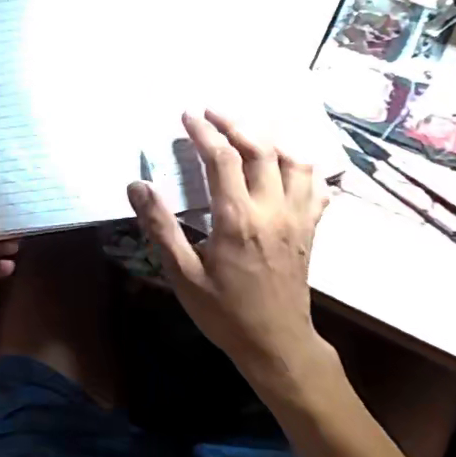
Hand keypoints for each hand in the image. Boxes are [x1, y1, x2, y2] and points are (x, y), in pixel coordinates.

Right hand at [128, 111, 340, 397]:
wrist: (276, 343)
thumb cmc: (225, 313)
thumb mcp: (183, 275)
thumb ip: (161, 227)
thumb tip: (138, 186)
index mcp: (237, 218)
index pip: (222, 158)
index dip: (204, 132)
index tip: (188, 116)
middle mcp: (272, 209)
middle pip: (261, 148)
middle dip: (236, 124)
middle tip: (213, 113)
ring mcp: (297, 218)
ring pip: (296, 161)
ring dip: (273, 139)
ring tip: (251, 134)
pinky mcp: (310, 229)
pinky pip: (317, 187)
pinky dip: (304, 169)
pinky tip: (290, 167)